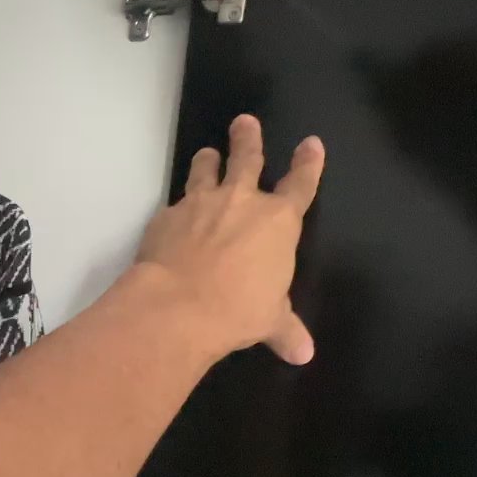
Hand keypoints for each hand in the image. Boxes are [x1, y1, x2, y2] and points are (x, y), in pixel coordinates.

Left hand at [134, 114, 324, 365]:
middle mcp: (240, 202)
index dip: (308, 164)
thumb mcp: (269, 322)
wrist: (178, 306)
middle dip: (248, 139)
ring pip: (206, 170)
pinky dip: (176, 208)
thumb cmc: (237, 311)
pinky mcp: (165, 218)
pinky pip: (173, 205)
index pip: (300, 185)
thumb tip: (303, 354)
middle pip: (248, 158)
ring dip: (208, 160)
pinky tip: (172, 215)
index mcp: (277, 222)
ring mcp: (200, 205)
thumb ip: (286, 331)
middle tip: (244, 121)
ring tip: (206, 153)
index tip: (311, 144)